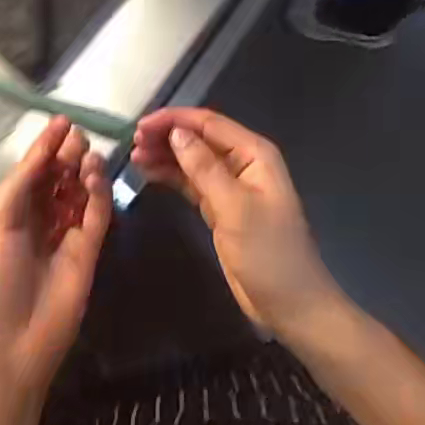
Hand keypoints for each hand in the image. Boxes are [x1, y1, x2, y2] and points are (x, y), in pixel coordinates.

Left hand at [0, 116, 111, 392]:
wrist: (9, 348)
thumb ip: (21, 183)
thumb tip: (45, 148)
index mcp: (10, 214)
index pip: (33, 172)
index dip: (46, 147)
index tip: (63, 122)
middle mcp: (38, 221)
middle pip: (58, 179)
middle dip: (67, 156)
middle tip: (79, 137)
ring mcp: (65, 237)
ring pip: (79, 194)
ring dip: (83, 172)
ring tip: (87, 153)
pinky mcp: (88, 252)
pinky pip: (95, 216)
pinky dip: (97, 194)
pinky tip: (94, 176)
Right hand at [130, 108, 343, 338]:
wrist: (291, 306)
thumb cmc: (268, 253)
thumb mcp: (235, 207)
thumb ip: (205, 168)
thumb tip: (176, 133)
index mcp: (254, 153)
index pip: (209, 123)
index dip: (173, 119)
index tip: (141, 125)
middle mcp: (242, 162)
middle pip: (198, 138)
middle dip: (166, 136)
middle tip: (133, 142)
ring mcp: (230, 185)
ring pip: (192, 159)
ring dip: (165, 155)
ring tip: (135, 156)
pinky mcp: (220, 207)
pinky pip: (191, 182)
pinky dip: (170, 176)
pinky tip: (149, 173)